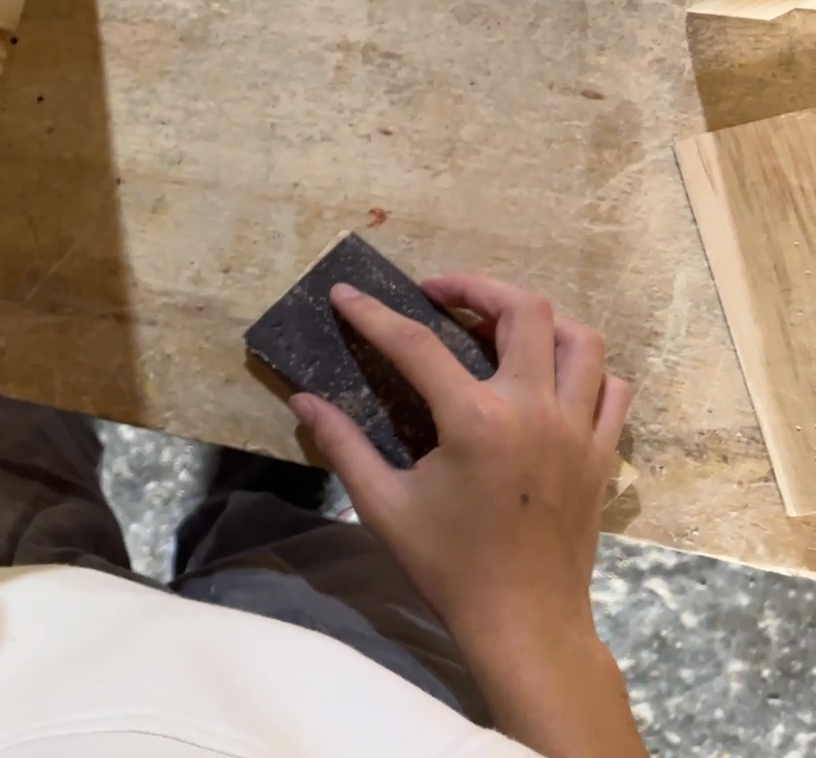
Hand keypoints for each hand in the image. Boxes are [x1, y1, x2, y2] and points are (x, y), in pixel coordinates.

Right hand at [287, 275, 632, 650]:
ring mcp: (580, 431)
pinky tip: (540, 373)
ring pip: (581, 340)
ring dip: (534, 317)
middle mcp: (536, 412)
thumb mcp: (378, 500)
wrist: (525, 621)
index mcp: (475, 421)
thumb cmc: (445, 560)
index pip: (415, 344)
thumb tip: (301, 400)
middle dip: (474, 288)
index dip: (371, 313)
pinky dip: (578, 363)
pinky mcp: (603, 453)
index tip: (343, 293)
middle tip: (433, 291)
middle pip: (525, 313)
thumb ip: (340, 441)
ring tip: (491, 321)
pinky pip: (609, 385)